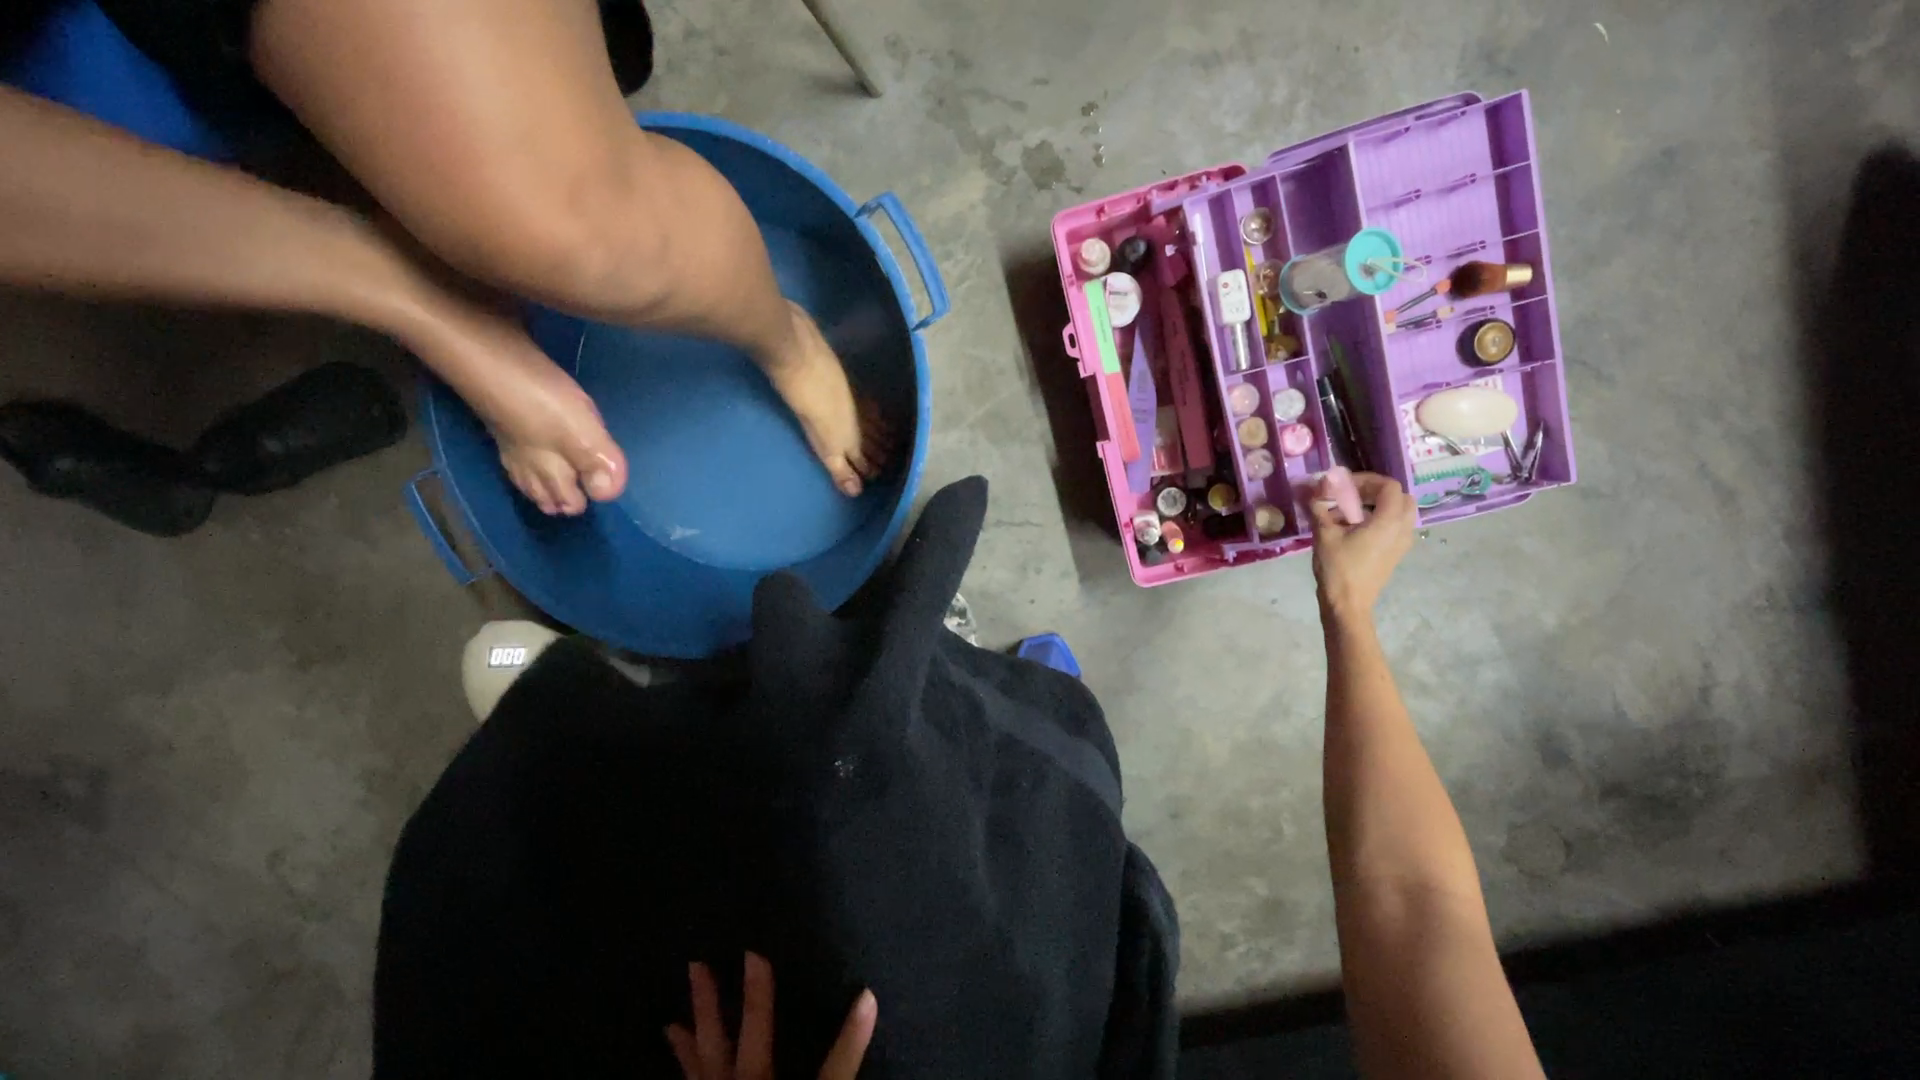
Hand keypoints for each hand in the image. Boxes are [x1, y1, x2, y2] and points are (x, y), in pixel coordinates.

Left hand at [666, 953, 877, 1079]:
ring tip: (671, 1022)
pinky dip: (685, 1077)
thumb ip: (845, 1055)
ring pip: (695, 1071)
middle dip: (708, 1003)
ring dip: (687, 1043)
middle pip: (714, 1042)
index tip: (752, 949)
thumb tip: (867, 999)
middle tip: (695, 965)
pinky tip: (684, 1073)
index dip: (759, 990)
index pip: (758, 1027)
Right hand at [1309, 470, 1415, 620]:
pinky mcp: (1397, 553)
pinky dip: (1382, 519)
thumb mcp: (1324, 535)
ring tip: (1354, 512)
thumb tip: (1313, 488)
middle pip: (1401, 497)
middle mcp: (1402, 528)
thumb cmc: (1338, 568)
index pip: (1389, 486)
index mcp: (1388, 521)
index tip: (1345, 486)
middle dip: (1377, 491)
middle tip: (1353, 496)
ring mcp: (1403, 542)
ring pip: (1402, 512)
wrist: (1348, 604)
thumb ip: (1320, 508)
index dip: (1368, 480)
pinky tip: (1358, 528)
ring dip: (1381, 505)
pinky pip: (1398, 526)